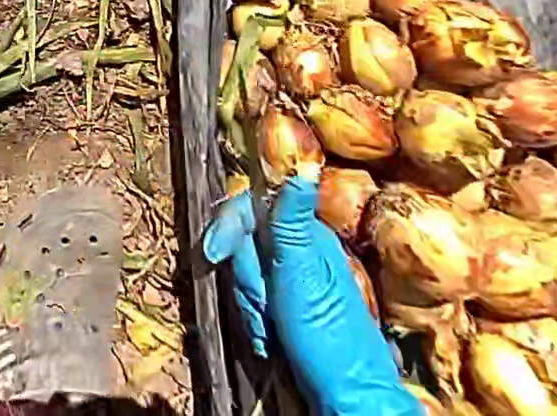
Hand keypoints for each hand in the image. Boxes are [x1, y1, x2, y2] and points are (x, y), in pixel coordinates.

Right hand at [202, 177, 415, 415]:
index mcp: (304, 231)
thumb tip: (304, 165)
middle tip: (266, 306)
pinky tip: (268, 340)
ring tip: (270, 330)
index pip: (250, 205)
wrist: (344, 401)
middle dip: (245, 278)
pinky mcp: (281, 308)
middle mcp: (295, 248)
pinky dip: (252, 322)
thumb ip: (292, 219)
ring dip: (249, 305)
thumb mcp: (304, 272)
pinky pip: (248, 302)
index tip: (212, 254)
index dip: (227, 226)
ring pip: (241, 274)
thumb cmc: (327, 333)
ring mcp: (287, 280)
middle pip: (241, 241)